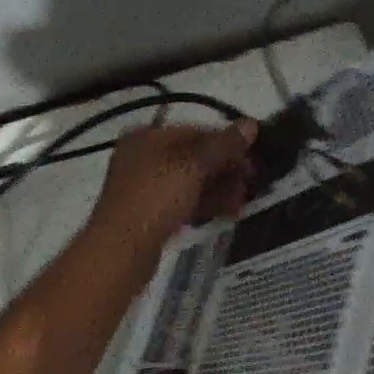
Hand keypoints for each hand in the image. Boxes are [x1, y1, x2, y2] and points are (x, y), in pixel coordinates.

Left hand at [87, 119, 257, 255]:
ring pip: (188, 182)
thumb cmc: (154, 198)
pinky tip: (227, 213)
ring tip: (243, 201)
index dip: (225, 142)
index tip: (253, 156)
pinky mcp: (148, 215)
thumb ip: (223, 146)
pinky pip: (182, 203)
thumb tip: (251, 123)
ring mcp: (143, 189)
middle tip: (252, 182)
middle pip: (191, 157)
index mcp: (145, 138)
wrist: (120, 249)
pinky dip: (204, 205)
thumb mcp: (193, 167)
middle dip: (224, 168)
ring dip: (218, 189)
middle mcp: (141, 158)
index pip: (193, 131)